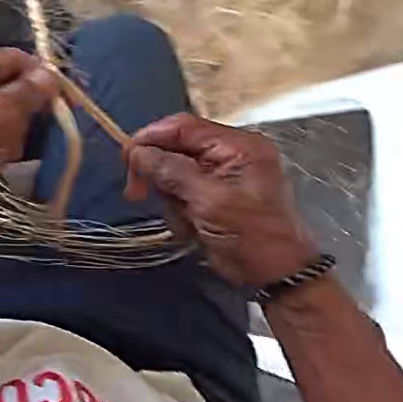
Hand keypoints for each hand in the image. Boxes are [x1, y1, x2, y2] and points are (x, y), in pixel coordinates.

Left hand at [0, 48, 56, 237]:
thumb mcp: (1, 113)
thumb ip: (27, 91)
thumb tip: (50, 74)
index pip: (11, 59)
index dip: (40, 70)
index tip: (65, 89)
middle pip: (12, 83)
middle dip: (35, 99)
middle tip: (59, 114)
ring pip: (11, 110)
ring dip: (26, 123)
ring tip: (30, 138)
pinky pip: (4, 131)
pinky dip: (15, 140)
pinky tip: (17, 153)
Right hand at [125, 113, 318, 287]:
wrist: (276, 275)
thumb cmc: (251, 235)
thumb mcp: (208, 199)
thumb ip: (171, 170)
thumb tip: (137, 152)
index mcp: (238, 145)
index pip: (183, 126)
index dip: (150, 137)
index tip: (126, 158)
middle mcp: (228, 153)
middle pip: (174, 146)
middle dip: (155, 170)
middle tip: (136, 192)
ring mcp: (219, 174)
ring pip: (171, 170)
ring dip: (167, 193)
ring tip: (180, 216)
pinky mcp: (210, 194)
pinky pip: (178, 189)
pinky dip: (175, 206)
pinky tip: (188, 223)